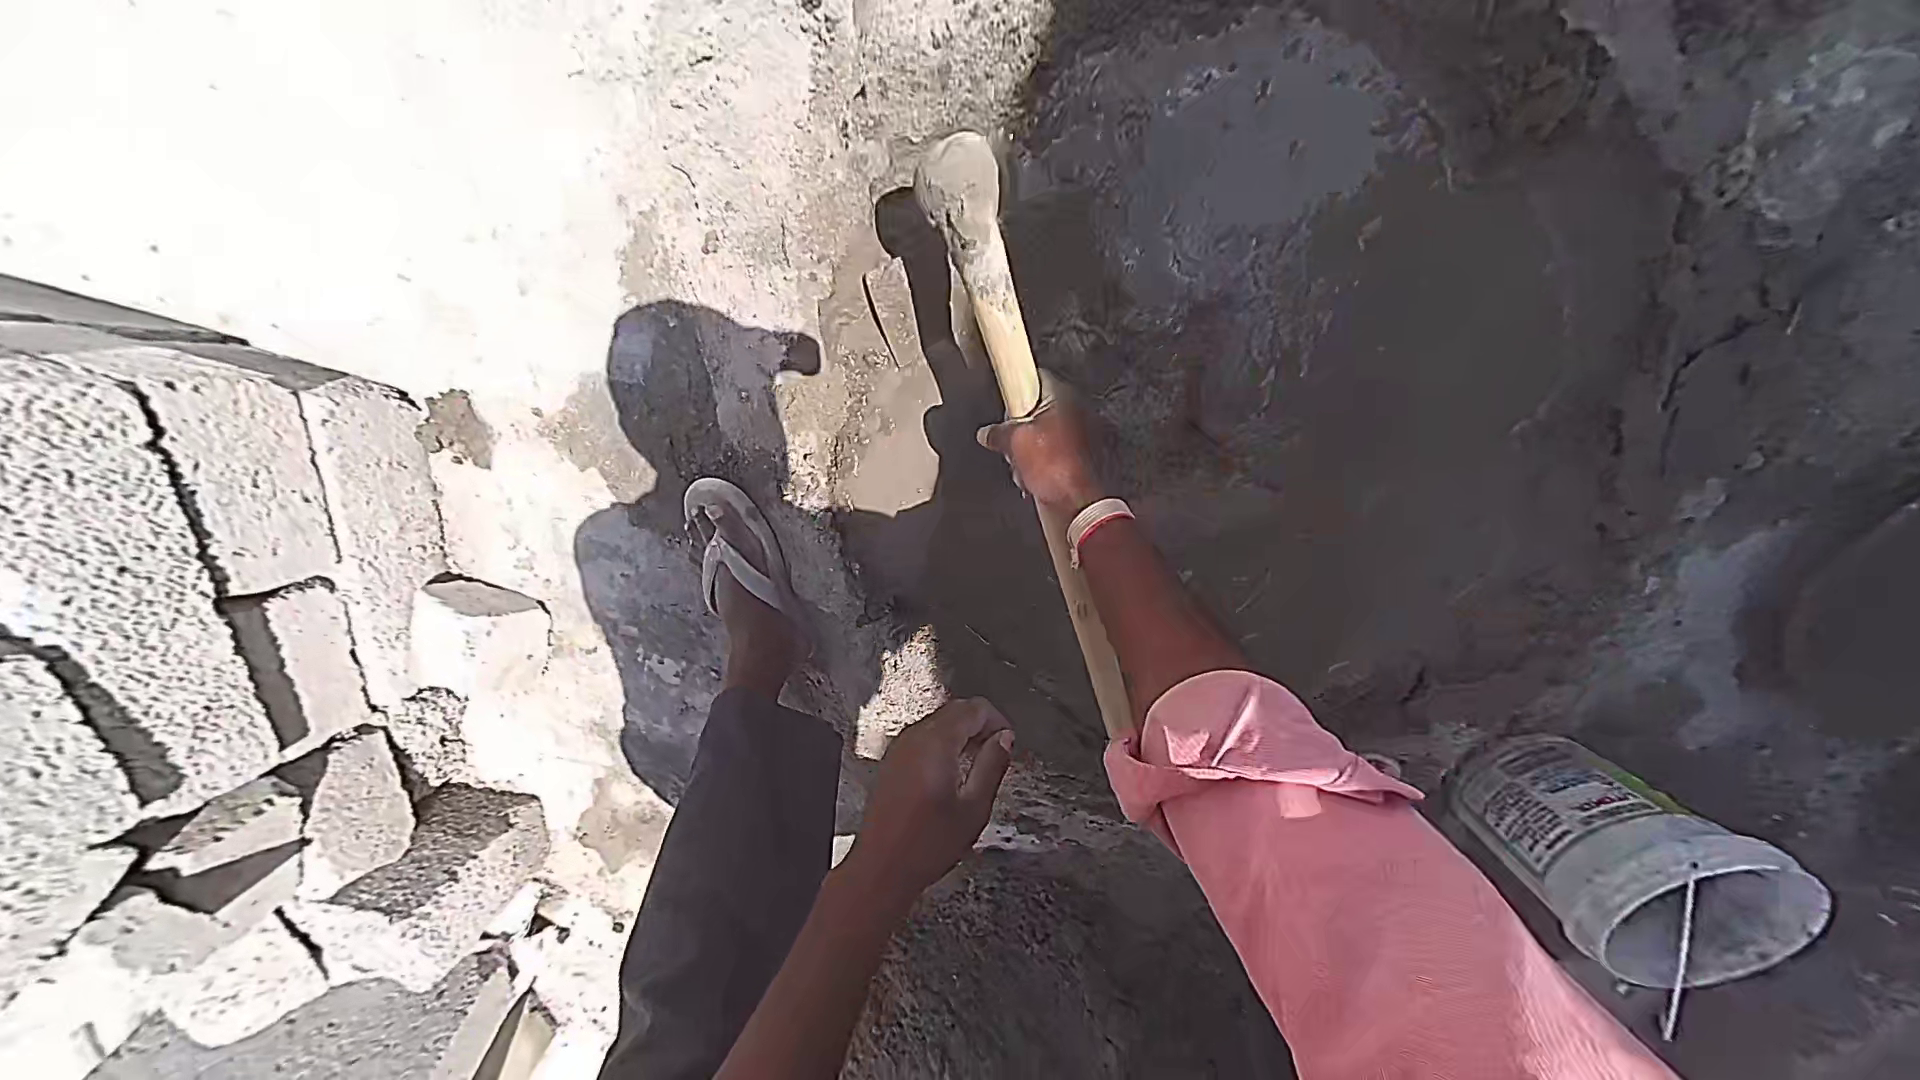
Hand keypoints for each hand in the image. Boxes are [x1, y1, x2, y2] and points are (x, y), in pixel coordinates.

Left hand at [843, 698, 1014, 903]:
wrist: (882, 868)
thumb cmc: (925, 845)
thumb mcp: (974, 808)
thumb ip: (992, 765)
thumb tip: (1004, 739)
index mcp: (936, 743)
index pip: (973, 708)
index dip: (997, 720)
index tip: (1008, 739)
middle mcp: (914, 738)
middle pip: (955, 710)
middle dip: (981, 724)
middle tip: (998, 750)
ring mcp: (899, 747)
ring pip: (939, 722)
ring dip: (963, 733)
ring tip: (979, 762)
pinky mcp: (893, 760)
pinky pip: (924, 737)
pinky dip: (944, 743)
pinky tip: (953, 771)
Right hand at [976, 370, 1105, 513]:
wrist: (1078, 503)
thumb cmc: (1057, 468)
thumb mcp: (1014, 442)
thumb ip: (997, 433)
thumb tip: (988, 433)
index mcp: (1063, 397)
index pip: (1034, 378)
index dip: (1014, 389)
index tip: (1004, 400)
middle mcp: (1076, 412)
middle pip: (1035, 411)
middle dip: (1018, 430)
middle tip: (1011, 443)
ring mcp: (1081, 435)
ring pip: (1042, 436)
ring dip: (1027, 452)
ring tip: (1023, 467)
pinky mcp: (1080, 458)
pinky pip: (1051, 454)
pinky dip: (1040, 465)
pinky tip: (1033, 478)